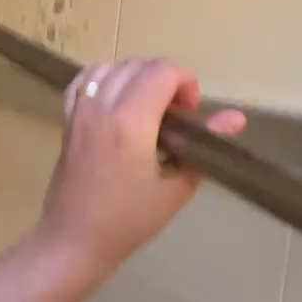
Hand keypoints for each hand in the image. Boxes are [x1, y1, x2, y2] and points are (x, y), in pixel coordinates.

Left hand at [37, 58, 245, 266]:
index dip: (186, 82)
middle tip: (175, 114)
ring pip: (110, 66)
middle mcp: (101, 106)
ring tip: (148, 107)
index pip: (162, 71)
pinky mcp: (66, 119)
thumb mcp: (175, 187)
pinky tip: (116, 101)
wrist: (74, 237)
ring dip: (135, 76)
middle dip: (165, 79)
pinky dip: (103, 79)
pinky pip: (83, 80)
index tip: (190, 112)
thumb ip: (203, 146)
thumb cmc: (128, 220)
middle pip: (138, 64)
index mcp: (130, 121)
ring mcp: (79, 110)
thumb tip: (236, 117)